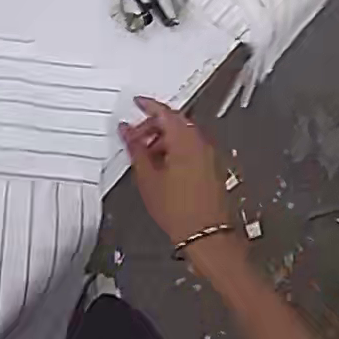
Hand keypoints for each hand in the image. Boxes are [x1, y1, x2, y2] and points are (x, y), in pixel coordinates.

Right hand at [119, 96, 230, 245]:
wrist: (206, 235)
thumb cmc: (179, 210)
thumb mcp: (148, 177)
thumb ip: (136, 149)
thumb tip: (127, 132)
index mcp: (185, 140)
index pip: (165, 113)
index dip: (148, 106)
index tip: (137, 103)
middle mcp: (201, 143)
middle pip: (174, 123)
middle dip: (153, 127)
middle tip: (135, 137)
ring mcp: (209, 155)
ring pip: (183, 136)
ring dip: (163, 139)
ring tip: (146, 156)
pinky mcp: (212, 167)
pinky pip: (191, 148)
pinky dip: (175, 149)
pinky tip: (162, 166)